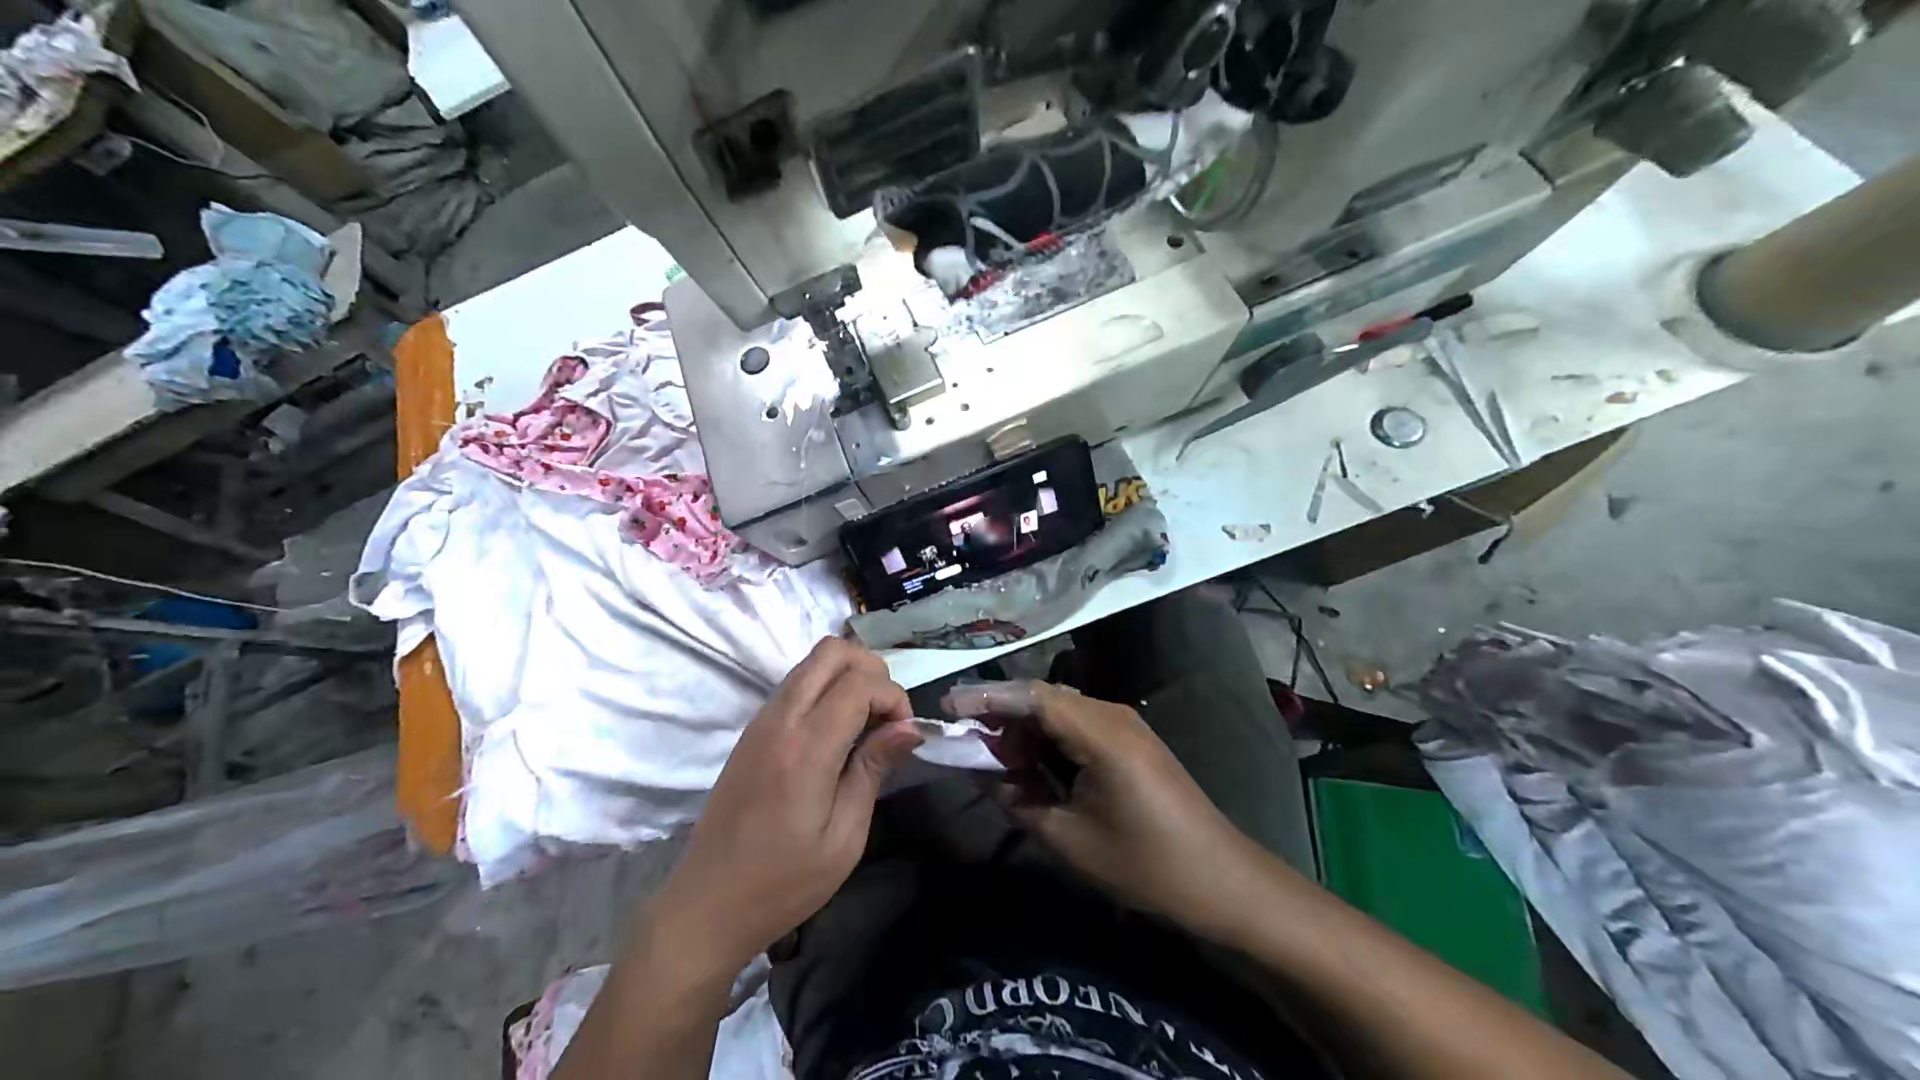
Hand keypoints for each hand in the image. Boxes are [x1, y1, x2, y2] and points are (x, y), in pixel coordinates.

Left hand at [652, 638, 922, 976]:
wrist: (708, 903)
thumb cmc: (784, 881)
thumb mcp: (844, 837)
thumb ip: (874, 769)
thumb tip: (910, 726)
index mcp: (806, 747)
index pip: (860, 682)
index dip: (893, 697)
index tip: (904, 735)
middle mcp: (780, 719)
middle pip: (832, 651)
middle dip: (872, 670)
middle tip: (886, 716)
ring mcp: (761, 720)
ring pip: (811, 661)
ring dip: (848, 676)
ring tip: (866, 723)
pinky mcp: (752, 730)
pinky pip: (796, 684)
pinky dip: (826, 688)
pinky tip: (837, 732)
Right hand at [946, 680, 1273, 940]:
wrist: (1222, 880)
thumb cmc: (1146, 864)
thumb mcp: (1069, 838)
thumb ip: (1020, 801)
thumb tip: (986, 775)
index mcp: (1101, 733)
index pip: (1032, 697)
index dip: (986, 698)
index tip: (947, 707)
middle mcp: (1113, 715)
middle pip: (1044, 698)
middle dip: (1002, 716)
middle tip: (967, 744)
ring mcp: (1125, 726)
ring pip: (1060, 711)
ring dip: (1025, 730)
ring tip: (995, 760)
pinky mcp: (1131, 742)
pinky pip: (1078, 727)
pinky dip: (1048, 741)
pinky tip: (1032, 766)